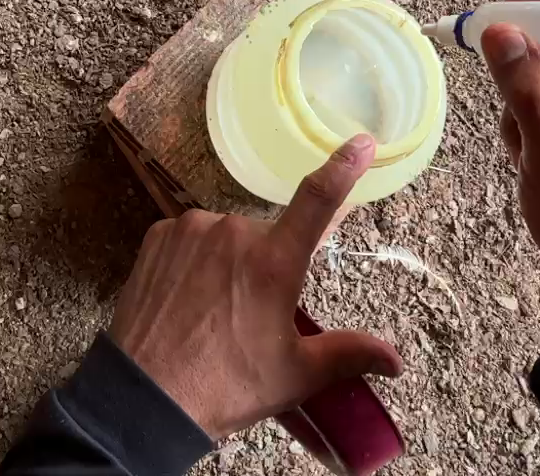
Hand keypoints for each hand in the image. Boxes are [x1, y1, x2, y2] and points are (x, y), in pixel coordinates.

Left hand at [107, 135, 404, 438]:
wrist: (144, 397)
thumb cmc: (226, 386)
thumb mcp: (293, 375)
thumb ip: (347, 356)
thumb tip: (396, 360)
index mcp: (273, 262)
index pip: (317, 201)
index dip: (342, 168)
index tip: (362, 142)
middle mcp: (234, 232)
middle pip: (266, 238)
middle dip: (267, 267)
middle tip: (250, 316)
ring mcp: (192, 228)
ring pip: (226, 238)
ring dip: (228, 264)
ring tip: (211, 312)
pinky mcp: (160, 233)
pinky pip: (191, 238)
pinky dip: (194, 261)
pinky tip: (186, 298)